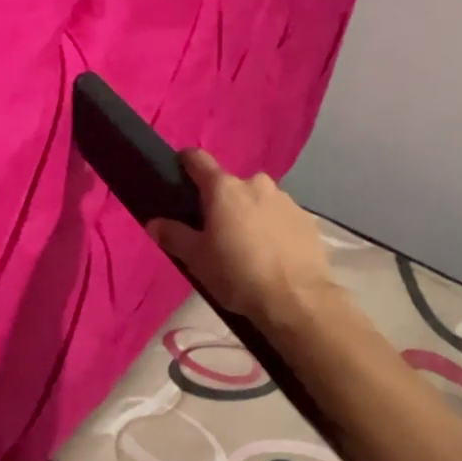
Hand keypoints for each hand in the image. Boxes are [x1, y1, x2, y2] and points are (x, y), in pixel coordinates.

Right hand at [148, 149, 333, 321]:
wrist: (297, 300)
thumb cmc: (237, 275)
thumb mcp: (196, 259)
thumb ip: (173, 236)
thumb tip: (154, 222)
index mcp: (224, 189)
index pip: (198, 160)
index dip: (186, 162)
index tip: (180, 173)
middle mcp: (256, 184)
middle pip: (231, 186)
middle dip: (222, 202)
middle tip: (217, 232)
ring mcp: (286, 200)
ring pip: (259, 200)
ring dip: (251, 215)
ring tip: (249, 247)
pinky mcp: (307, 220)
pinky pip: (282, 217)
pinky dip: (274, 228)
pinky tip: (274, 255)